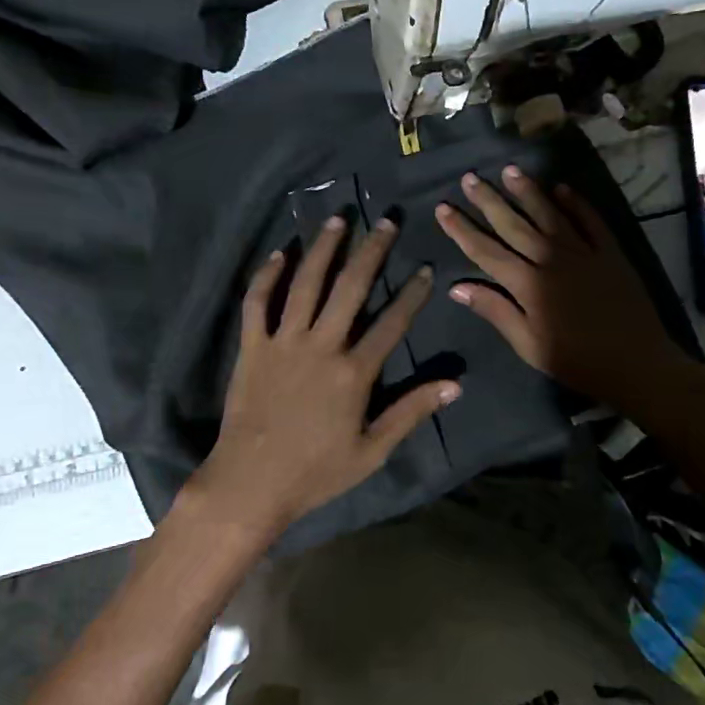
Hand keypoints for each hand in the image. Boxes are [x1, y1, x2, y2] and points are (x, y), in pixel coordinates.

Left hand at [191, 215, 457, 534]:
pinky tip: (279, 253)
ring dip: (323, 249)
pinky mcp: (252, 347)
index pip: (392, 323)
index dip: (412, 294)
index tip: (425, 268)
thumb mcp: (372, 451)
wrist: (250, 484)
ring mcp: (283, 342)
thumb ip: (411, 412)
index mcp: (353, 372)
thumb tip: (455, 385)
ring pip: (305, 284)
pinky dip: (266, 276)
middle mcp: (320, 346)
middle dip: (371, 252)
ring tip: (337, 220)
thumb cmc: (315, 472)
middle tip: (386, 222)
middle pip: (350, 288)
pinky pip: (257, 303)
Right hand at [436, 167, 698, 407]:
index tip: (443, 208)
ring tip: (509, 170)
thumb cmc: (576, 360)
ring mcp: (583, 252)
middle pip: (514, 224)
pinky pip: (590, 220)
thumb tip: (456, 287)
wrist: (637, 364)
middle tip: (470, 177)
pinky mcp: (610, 252)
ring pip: (549, 214)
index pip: (486, 251)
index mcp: (528, 284)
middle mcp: (552, 259)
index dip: (462, 229)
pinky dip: (576, 203)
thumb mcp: (528, 345)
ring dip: (528, 191)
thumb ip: (495, 311)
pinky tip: (562, 188)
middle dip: (489, 201)